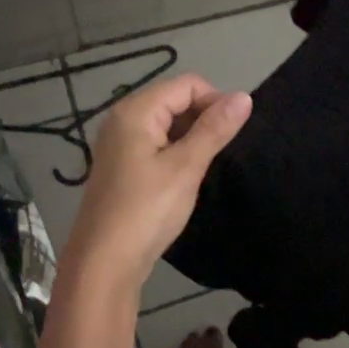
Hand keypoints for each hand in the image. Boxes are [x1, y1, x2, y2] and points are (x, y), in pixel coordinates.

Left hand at [59, 75, 251, 290]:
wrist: (104, 262)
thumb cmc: (146, 210)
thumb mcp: (186, 167)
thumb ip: (214, 129)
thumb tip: (244, 97)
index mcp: (136, 111)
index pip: (187, 84)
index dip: (215, 100)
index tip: (233, 132)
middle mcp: (123, 119)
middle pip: (174, 99)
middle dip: (204, 117)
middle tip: (223, 151)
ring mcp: (119, 144)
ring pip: (167, 123)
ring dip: (192, 136)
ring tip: (208, 165)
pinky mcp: (122, 166)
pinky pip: (156, 144)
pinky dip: (176, 151)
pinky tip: (187, 176)